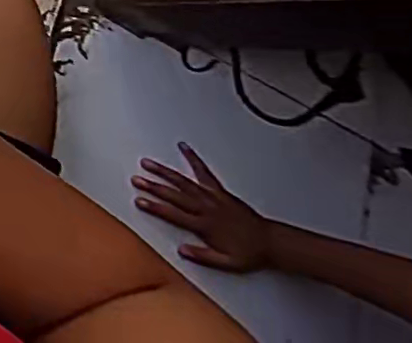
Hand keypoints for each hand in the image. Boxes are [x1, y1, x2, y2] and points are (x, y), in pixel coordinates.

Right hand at [134, 143, 274, 271]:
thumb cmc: (250, 254)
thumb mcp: (230, 263)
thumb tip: (181, 250)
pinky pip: (204, 172)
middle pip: (175, 196)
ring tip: (147, 162)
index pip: (174, 215)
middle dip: (154, 187)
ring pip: (184, 182)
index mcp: (205, 226)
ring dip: (164, 172)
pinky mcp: (219, 191)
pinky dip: (194, 159)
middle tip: (136, 179)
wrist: (275, 244)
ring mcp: (212, 197)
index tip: (139, 200)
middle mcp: (205, 209)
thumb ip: (204, 257)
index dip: (155, 207)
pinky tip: (184, 147)